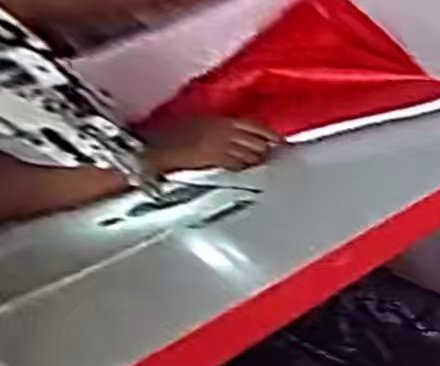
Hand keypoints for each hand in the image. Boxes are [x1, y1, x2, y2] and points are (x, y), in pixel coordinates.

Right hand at [142, 116, 281, 172]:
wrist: (154, 149)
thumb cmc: (175, 139)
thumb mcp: (202, 126)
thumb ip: (229, 131)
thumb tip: (261, 141)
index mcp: (217, 119)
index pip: (254, 126)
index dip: (271, 135)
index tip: (281, 142)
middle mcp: (221, 129)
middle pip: (261, 145)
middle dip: (263, 152)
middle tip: (258, 156)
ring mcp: (219, 144)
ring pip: (254, 157)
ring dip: (252, 162)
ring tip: (240, 161)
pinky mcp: (216, 157)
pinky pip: (241, 166)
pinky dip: (241, 168)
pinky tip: (232, 167)